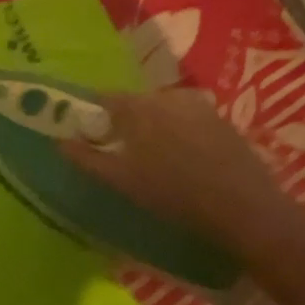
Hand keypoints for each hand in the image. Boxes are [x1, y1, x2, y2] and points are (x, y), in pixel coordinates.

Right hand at [59, 88, 297, 247]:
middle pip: (132, 103)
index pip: (102, 98)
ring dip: (154, 128)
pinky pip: (187, 119)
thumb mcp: (122, 181)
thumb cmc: (174, 194)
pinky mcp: (221, 119)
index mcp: (136, 105)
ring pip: (161, 110)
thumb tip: (58, 140)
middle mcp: (164, 95)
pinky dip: (180, 133)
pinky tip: (187, 161)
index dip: (92, 116)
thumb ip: (86, 158)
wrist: (246, 209)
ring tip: (158, 161)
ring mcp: (196, 104)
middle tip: (124, 155)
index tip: (90, 136)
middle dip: (124, 123)